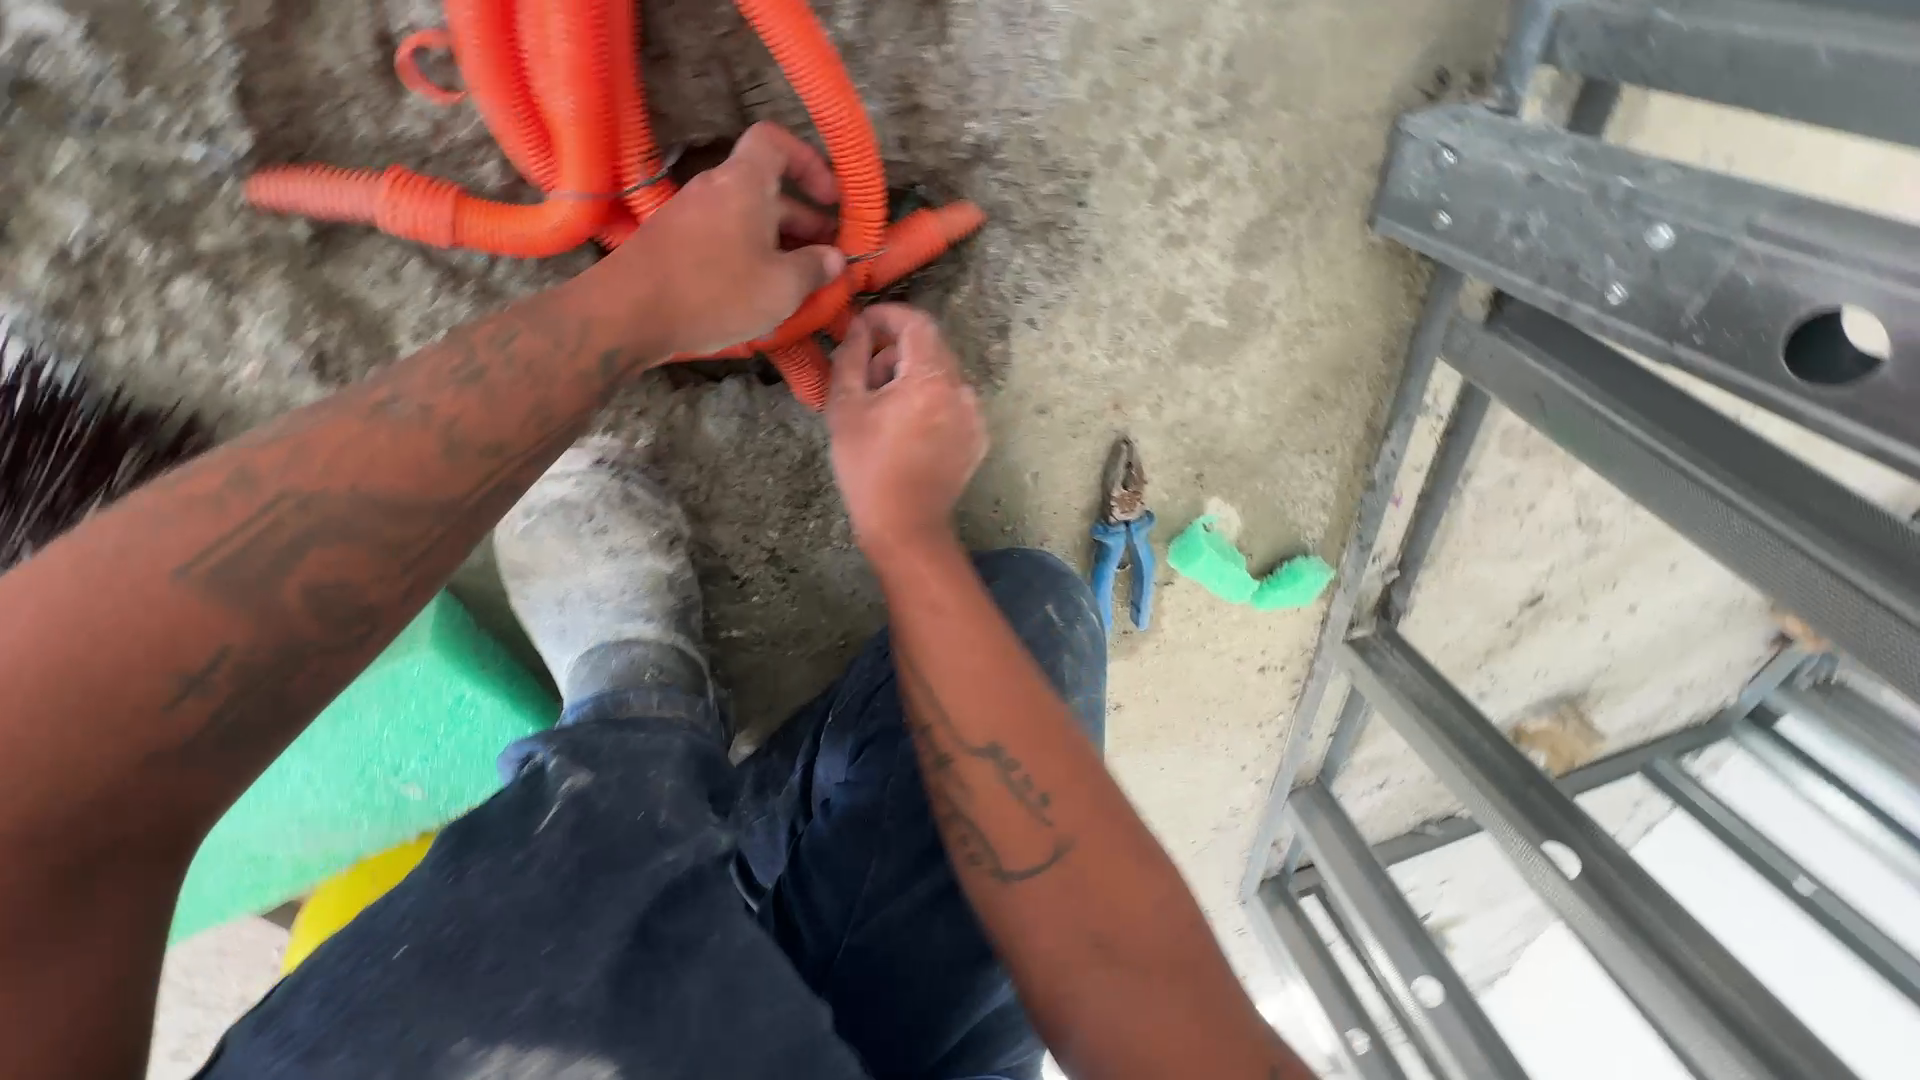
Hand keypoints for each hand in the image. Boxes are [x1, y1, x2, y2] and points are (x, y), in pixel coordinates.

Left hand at [578, 122, 847, 356]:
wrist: (627, 314)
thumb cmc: (715, 293)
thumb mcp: (781, 288)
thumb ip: (815, 269)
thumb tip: (834, 258)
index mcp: (744, 184)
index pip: (775, 143)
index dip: (809, 163)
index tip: (832, 198)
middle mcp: (715, 189)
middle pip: (767, 191)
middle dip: (804, 222)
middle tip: (830, 258)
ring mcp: (691, 216)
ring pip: (747, 221)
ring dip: (779, 246)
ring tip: (802, 284)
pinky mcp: (675, 245)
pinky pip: (725, 241)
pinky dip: (750, 259)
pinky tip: (761, 296)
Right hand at [827, 305, 987, 561]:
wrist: (905, 525)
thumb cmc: (867, 467)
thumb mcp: (845, 407)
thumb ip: (852, 356)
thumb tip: (860, 328)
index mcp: (930, 378)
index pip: (916, 323)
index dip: (888, 316)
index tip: (863, 325)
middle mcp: (961, 389)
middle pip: (931, 348)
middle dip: (896, 350)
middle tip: (866, 376)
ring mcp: (975, 415)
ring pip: (943, 375)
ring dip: (914, 376)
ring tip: (885, 407)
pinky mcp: (978, 438)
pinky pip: (954, 402)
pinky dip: (931, 401)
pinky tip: (908, 430)